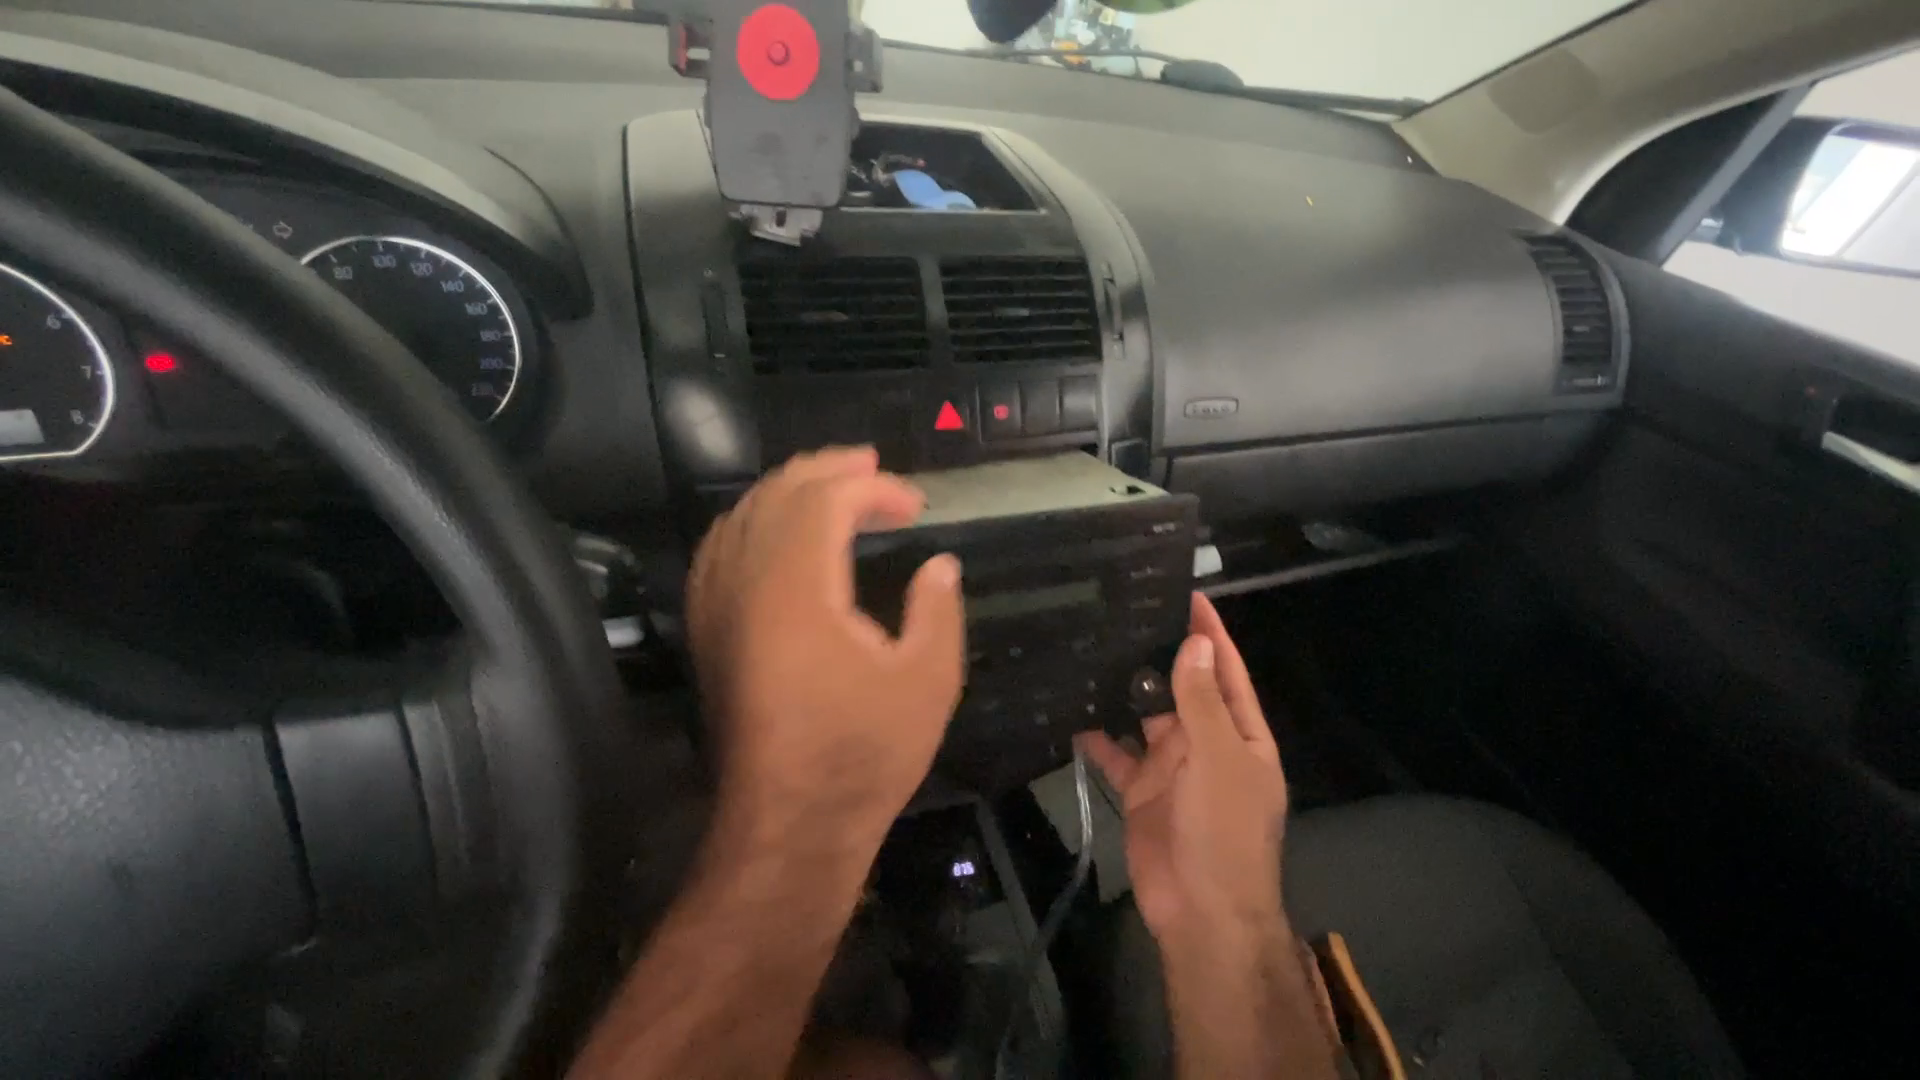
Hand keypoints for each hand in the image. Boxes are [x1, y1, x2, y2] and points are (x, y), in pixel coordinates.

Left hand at [686, 447, 965, 843]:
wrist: (789, 823)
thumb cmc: (863, 754)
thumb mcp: (928, 681)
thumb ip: (938, 610)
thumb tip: (939, 564)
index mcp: (798, 587)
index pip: (826, 500)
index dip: (873, 487)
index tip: (915, 505)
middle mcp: (746, 583)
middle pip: (777, 494)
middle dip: (828, 471)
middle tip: (873, 468)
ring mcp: (717, 607)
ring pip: (741, 516)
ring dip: (788, 492)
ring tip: (831, 488)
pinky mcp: (707, 632)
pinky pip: (719, 549)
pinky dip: (752, 523)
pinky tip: (775, 533)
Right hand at [1077, 593, 1288, 942]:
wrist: (1201, 911)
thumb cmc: (1223, 830)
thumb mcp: (1219, 759)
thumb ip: (1203, 702)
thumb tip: (1194, 645)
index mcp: (1238, 733)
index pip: (1225, 670)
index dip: (1210, 634)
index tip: (1188, 594)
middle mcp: (1206, 743)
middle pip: (1181, 688)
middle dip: (1158, 656)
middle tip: (1121, 614)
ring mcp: (1172, 766)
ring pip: (1144, 716)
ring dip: (1124, 691)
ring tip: (1092, 650)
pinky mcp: (1141, 789)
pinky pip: (1115, 753)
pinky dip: (1096, 735)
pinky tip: (1070, 710)